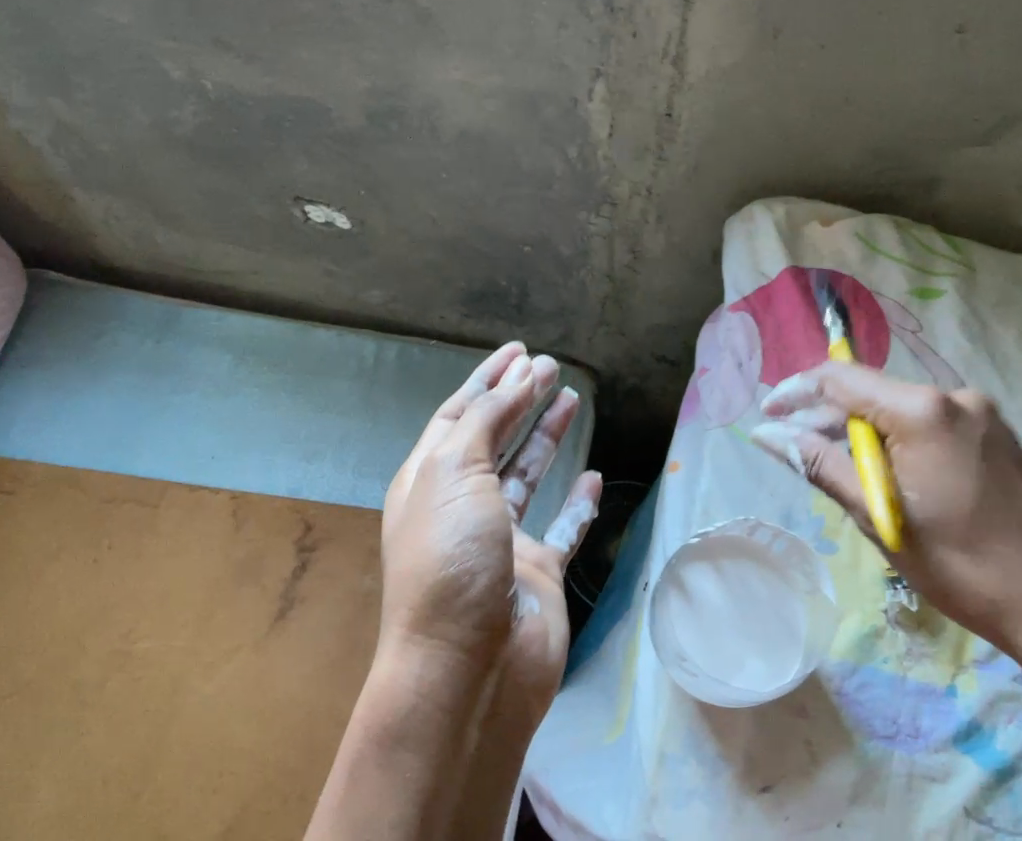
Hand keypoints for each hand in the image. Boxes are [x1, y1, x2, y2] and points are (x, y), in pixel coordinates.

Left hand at [380, 343, 601, 713]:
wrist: (468, 669)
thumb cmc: (450, 560)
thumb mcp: (454, 474)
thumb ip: (485, 421)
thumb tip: (516, 378)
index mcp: (429, 481)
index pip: (459, 415)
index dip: (489, 380)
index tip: (520, 351)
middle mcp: (462, 507)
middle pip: (494, 440)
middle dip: (519, 401)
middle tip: (551, 367)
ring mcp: (501, 543)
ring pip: (527, 478)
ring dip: (546, 439)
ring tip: (572, 399)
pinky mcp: (537, 575)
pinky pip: (561, 532)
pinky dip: (576, 507)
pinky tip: (592, 478)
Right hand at [750, 362, 1021, 656]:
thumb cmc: (960, 565)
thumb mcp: (877, 516)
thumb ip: (818, 464)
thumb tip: (766, 434)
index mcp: (923, 411)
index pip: (841, 379)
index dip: (796, 392)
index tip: (767, 417)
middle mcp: (954, 397)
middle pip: (870, 392)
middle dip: (827, 417)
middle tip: (795, 452)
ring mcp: (980, 413)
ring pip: (898, 409)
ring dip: (862, 432)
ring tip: (837, 471)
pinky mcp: (994, 433)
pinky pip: (927, 423)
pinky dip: (896, 441)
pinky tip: (885, 475)